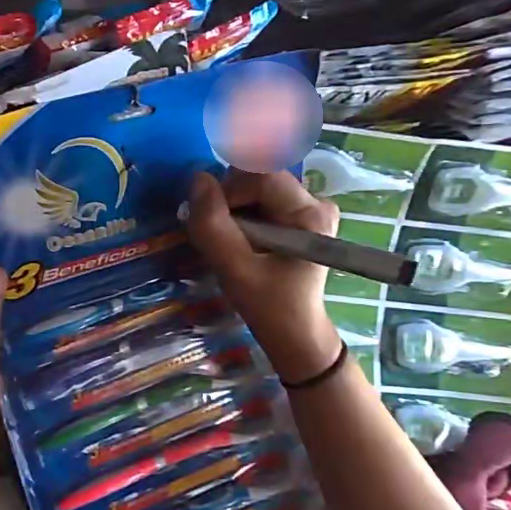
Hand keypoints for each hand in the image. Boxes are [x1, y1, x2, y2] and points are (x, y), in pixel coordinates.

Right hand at [184, 170, 342, 381]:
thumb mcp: (235, 269)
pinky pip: (257, 199)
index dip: (228, 191)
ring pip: (252, 187)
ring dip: (231, 210)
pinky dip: (238, 216)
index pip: (259, 175)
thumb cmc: (269, 305)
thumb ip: (213, 224)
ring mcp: (306, 207)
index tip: (213, 222)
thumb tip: (197, 178)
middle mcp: (314, 200)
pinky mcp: (295, 216)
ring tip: (230, 244)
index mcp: (310, 211)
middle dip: (229, 201)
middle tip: (221, 237)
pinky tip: (239, 242)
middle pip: (256, 177)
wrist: (293, 334)